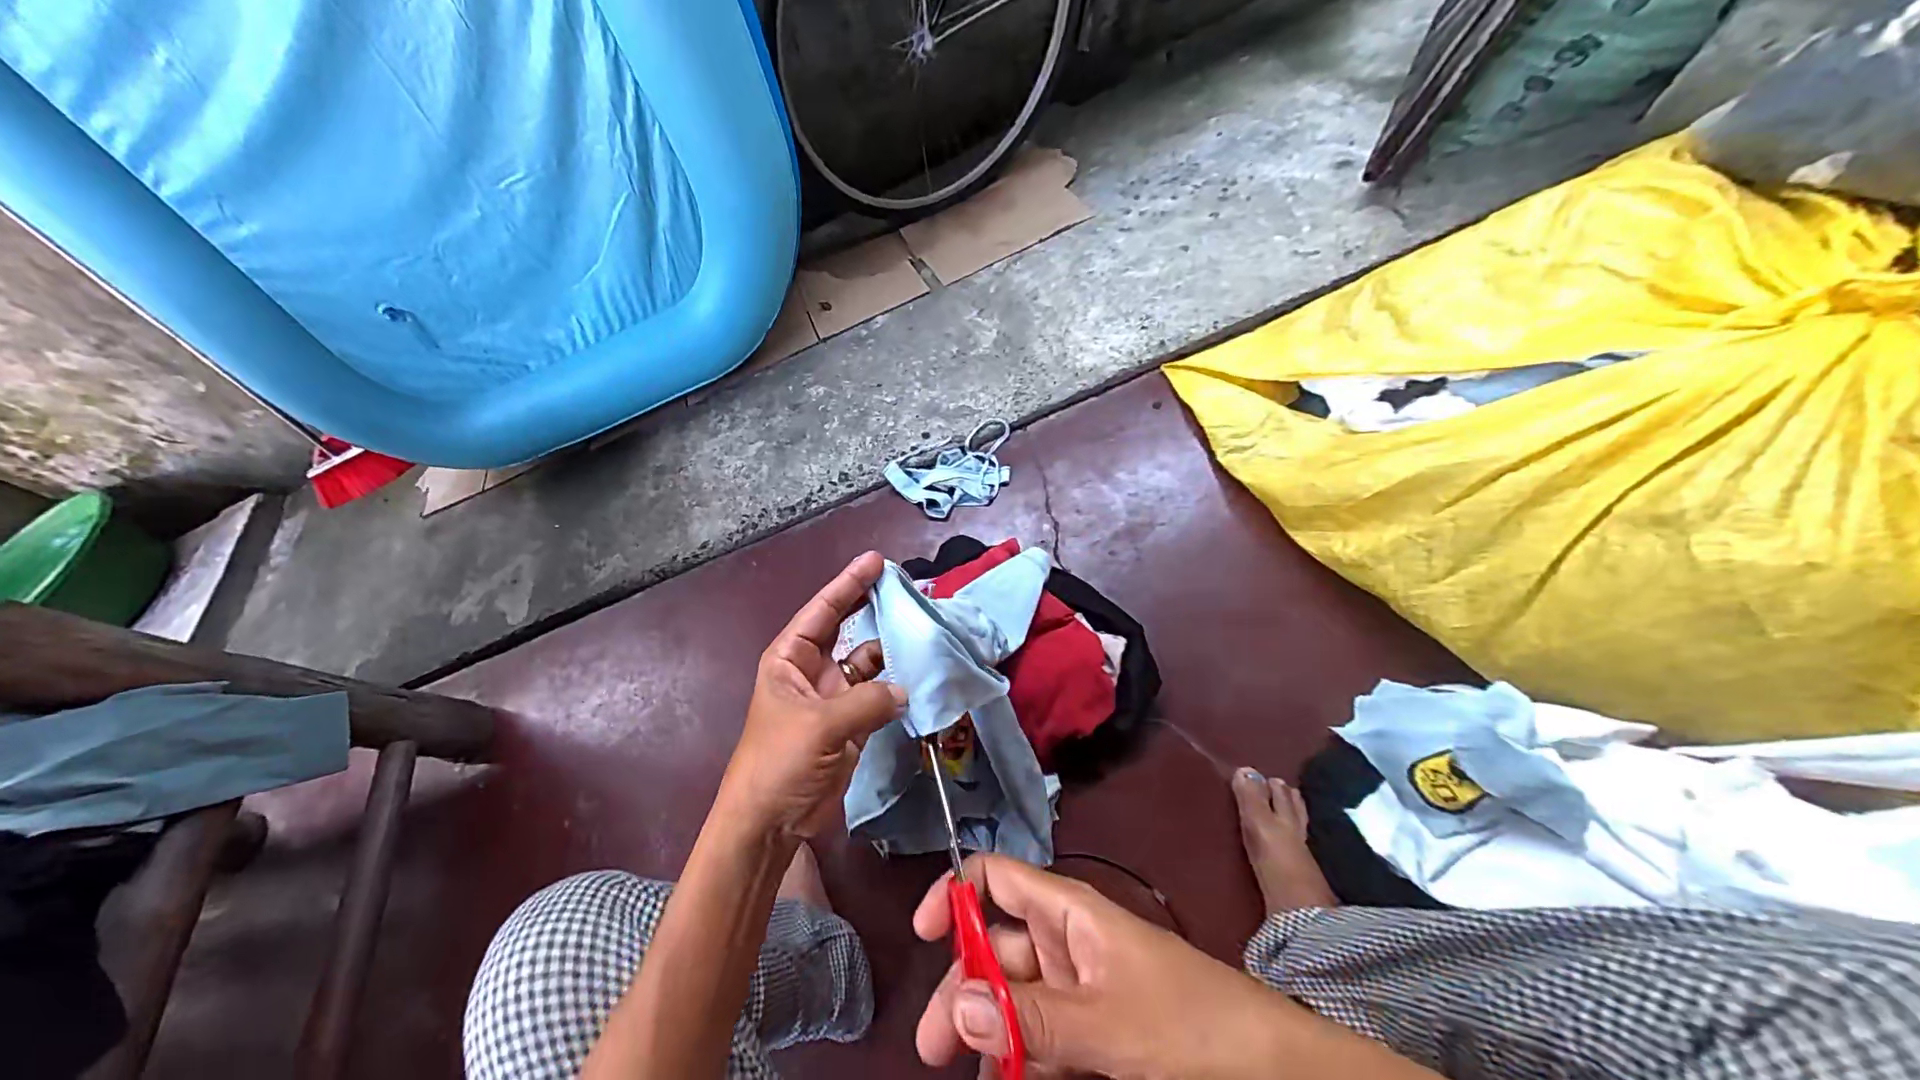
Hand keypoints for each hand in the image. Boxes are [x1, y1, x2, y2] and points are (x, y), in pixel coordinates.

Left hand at [715, 551, 904, 838]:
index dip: (848, 584)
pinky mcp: (852, 725)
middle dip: (874, 609)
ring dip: (892, 652)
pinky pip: (879, 696)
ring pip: (869, 664)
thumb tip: (905, 690)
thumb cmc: (779, 762)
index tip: (877, 561)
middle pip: (848, 630)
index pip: (822, 611)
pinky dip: (898, 688)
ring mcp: (834, 698)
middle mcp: (813, 671)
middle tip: (909, 590)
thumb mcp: (820, 725)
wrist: (770, 823)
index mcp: (790, 658)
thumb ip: (867, 702)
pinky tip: (921, 675)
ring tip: (925, 633)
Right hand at [914, 855, 1302, 1079]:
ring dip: (991, 1033)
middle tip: (933, 1048)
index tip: (922, 933)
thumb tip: (957, 1004)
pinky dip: (1022, 1056)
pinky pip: (1040, 1033)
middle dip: (963, 990)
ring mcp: (1077, 983)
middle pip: (994, 949)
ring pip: (1013, 998)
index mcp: (1066, 911)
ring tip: (978, 1077)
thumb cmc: (1185, 1020)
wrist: (1265, 1064)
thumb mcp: (1105, 1022)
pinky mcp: (1092, 1025)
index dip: (955, 893)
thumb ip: (1029, 1016)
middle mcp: (1064, 939)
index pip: (996, 878)